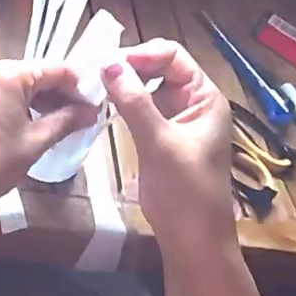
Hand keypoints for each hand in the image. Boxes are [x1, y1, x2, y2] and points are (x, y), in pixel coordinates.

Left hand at [0, 60, 99, 225]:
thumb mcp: (33, 143)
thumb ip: (65, 121)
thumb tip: (91, 111)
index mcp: (8, 73)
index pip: (56, 68)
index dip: (81, 85)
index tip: (101, 104)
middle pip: (37, 74)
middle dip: (63, 93)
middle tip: (88, 117)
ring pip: (20, 84)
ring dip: (44, 101)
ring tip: (68, 124)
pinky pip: (3, 94)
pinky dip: (23, 106)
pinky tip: (39, 124)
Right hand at [101, 40, 237, 249]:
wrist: (192, 241)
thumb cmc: (186, 192)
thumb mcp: (160, 143)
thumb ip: (134, 102)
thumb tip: (108, 64)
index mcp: (204, 97)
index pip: (172, 56)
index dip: (141, 54)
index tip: (108, 63)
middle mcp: (191, 101)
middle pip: (156, 66)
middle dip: (127, 64)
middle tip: (92, 71)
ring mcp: (173, 117)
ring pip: (144, 84)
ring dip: (120, 81)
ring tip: (91, 83)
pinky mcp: (157, 133)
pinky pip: (137, 104)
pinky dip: (119, 100)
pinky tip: (99, 102)